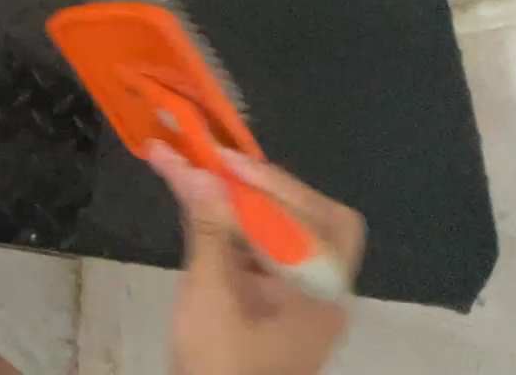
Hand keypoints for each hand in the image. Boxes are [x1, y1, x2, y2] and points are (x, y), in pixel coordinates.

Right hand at [149, 142, 364, 374]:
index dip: (273, 183)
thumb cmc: (220, 365)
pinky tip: (197, 204)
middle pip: (314, 219)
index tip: (221, 160)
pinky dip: (231, 218)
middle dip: (266, 185)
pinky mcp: (267, 299)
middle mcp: (318, 290)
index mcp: (321, 294)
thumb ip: (207, 228)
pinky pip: (259, 246)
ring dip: (243, 197)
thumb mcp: (210, 294)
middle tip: (216, 162)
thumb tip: (194, 168)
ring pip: (284, 229)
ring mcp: (295, 296)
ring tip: (195, 169)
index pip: (318, 219)